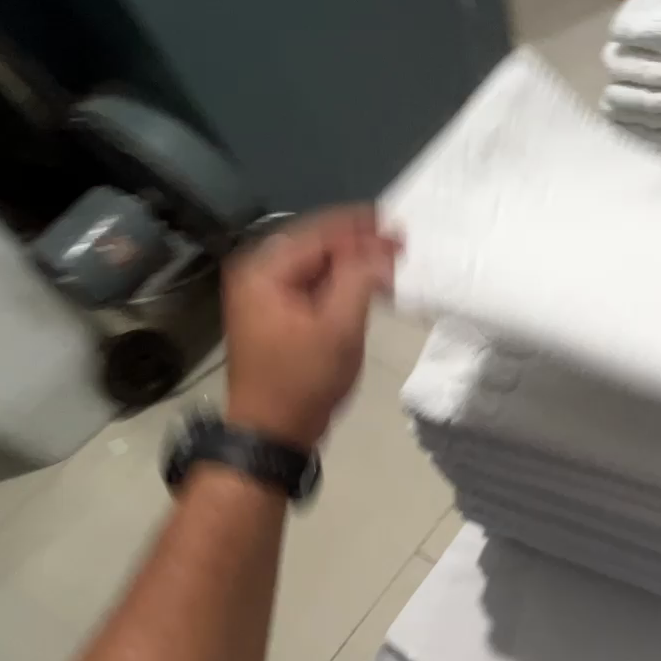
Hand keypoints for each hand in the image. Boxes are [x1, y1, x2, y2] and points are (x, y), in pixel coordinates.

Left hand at [222, 206, 398, 447]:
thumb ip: (360, 280)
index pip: (320, 233)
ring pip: (319, 264)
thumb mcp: (337, 328)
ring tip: (392, 262)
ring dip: (355, 262)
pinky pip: (316, 284)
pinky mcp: (279, 313)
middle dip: (360, 242)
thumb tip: (384, 251)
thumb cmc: (304, 380)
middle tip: (401, 244)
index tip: (401, 231)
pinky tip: (370, 285)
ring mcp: (266, 293)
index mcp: (264, 269)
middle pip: (317, 244)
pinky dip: (344, 281)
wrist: (275, 430)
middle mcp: (259, 272)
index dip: (362, 229)